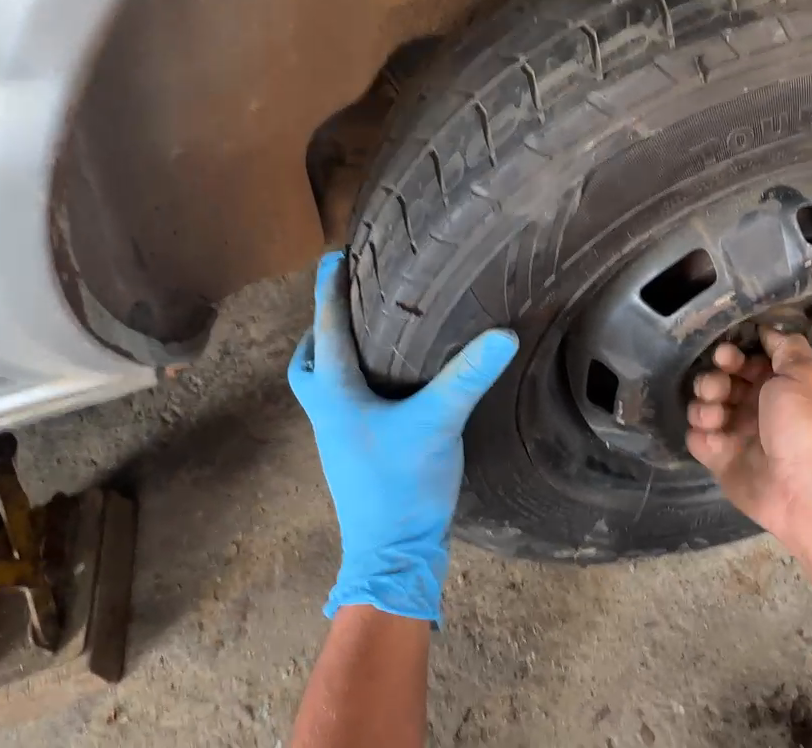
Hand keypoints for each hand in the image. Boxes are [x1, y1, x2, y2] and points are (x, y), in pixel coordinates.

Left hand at [288, 251, 517, 621]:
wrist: (392, 555)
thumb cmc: (403, 486)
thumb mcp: (438, 424)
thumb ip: (468, 377)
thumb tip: (503, 333)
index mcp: (336, 397)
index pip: (327, 332)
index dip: (329, 291)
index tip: (334, 256)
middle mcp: (328, 414)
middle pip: (308, 364)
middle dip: (320, 330)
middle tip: (345, 304)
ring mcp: (340, 438)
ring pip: (322, 387)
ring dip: (334, 358)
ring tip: (369, 338)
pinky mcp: (356, 454)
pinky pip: (344, 405)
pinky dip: (355, 383)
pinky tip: (391, 384)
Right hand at [686, 327, 811, 541]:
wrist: (802, 488)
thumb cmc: (804, 425)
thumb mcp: (804, 375)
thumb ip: (787, 347)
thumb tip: (769, 330)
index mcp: (779, 385)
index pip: (747, 359)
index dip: (733, 354)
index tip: (725, 355)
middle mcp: (756, 406)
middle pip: (721, 379)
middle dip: (713, 378)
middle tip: (718, 388)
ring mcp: (737, 432)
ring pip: (704, 405)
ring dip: (704, 405)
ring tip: (715, 416)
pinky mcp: (720, 458)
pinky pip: (697, 437)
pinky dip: (700, 433)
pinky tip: (713, 437)